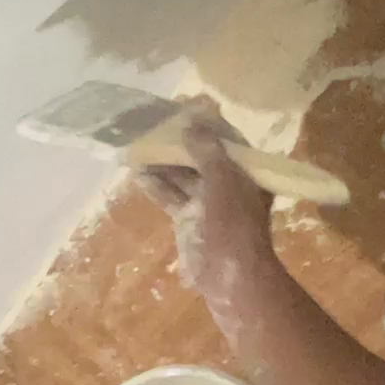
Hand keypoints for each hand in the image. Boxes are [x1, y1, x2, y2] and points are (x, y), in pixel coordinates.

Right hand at [138, 98, 277, 312]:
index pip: (226, 140)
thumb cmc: (233, 223)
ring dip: (162, 162)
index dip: (206, 124)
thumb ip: (206, 150)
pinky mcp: (189, 220)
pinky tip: (138, 172)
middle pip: (201, 156)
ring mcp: (207, 203)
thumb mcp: (223, 179)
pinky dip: (156, 186)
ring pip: (182, 176)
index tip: (182, 108)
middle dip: (178, 143)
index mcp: (246, 172)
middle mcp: (228, 184)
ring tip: (138, 145)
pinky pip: (171, 197)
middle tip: (153, 125)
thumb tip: (192, 121)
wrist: (229, 275)